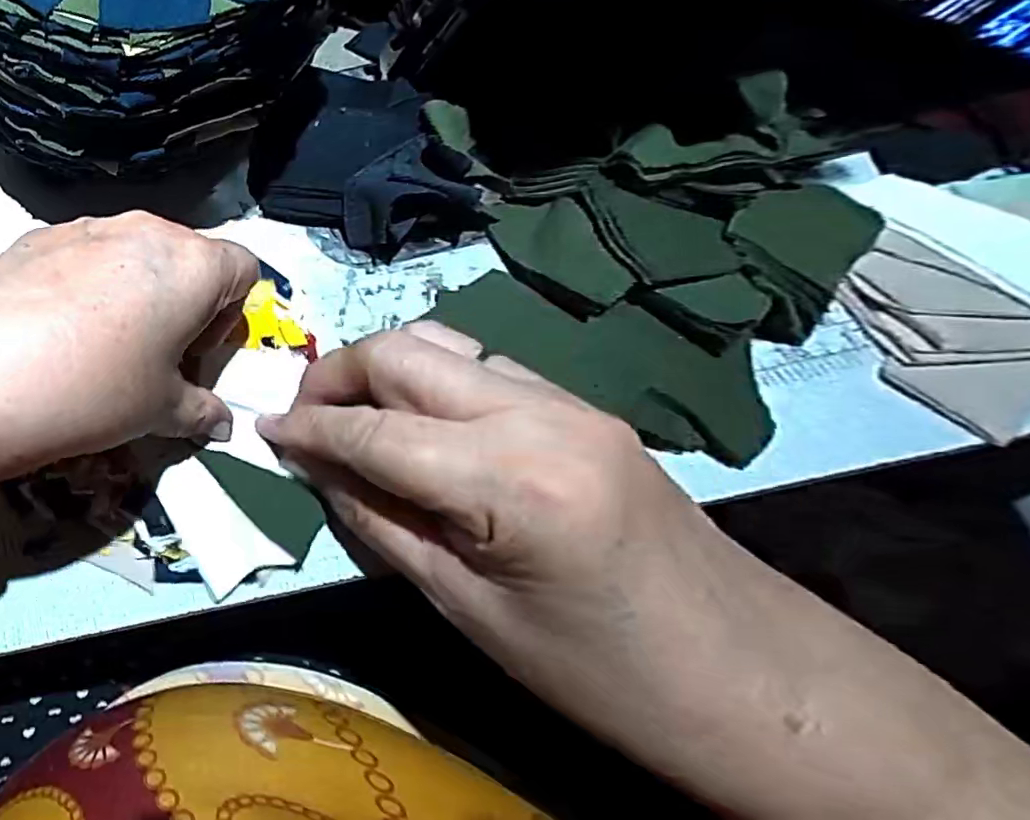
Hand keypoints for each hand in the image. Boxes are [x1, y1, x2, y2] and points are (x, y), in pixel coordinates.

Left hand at [0, 212, 257, 488]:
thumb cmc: (94, 388)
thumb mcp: (158, 409)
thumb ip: (200, 410)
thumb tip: (221, 424)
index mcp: (192, 263)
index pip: (244, 270)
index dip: (231, 316)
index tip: (195, 355)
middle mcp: (145, 229)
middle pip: (188, 258)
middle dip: (184, 304)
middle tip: (154, 355)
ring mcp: (87, 226)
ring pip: (134, 254)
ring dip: (135, 292)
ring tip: (100, 344)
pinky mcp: (38, 234)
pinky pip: (84, 254)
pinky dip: (87, 284)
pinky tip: (56, 329)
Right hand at [257, 323, 1029, 819]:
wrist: (765, 686)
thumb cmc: (604, 677)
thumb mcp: (468, 612)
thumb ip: (380, 525)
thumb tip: (318, 470)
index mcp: (510, 482)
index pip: (373, 430)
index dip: (307, 428)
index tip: (263, 429)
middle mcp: (537, 414)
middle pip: (401, 354)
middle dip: (333, 375)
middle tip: (299, 415)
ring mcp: (567, 399)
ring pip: (438, 344)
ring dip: (378, 368)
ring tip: (346, 410)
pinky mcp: (581, 403)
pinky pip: (478, 365)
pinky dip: (425, 378)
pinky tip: (411, 416)